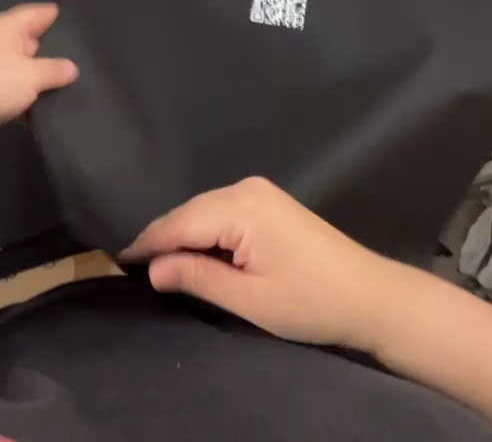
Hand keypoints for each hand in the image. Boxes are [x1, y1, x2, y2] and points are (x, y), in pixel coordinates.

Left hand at [0, 4, 77, 149]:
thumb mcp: (32, 76)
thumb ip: (55, 70)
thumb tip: (72, 67)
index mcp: (7, 25)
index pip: (40, 13)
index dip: (61, 18)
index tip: (82, 28)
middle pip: (30, 40)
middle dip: (52, 52)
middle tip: (82, 65)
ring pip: (19, 67)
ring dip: (35, 79)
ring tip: (64, 91)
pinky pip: (6, 88)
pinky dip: (20, 97)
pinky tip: (36, 111)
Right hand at [121, 177, 415, 352]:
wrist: (374, 297)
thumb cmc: (313, 304)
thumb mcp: (251, 302)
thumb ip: (197, 279)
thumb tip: (152, 270)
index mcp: (241, 208)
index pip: (178, 224)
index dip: (147, 244)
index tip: (118, 260)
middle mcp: (243, 188)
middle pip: (186, 213)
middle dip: (162, 239)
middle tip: (135, 267)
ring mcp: (256, 190)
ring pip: (200, 210)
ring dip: (181, 235)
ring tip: (160, 264)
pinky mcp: (264, 199)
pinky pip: (217, 211)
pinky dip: (201, 230)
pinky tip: (194, 251)